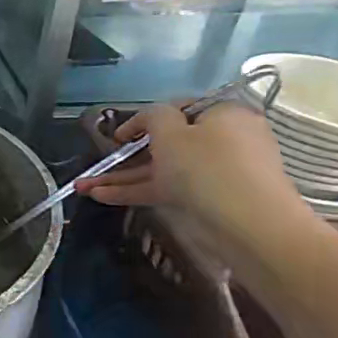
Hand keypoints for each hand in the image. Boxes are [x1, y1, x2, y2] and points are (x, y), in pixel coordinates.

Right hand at [76, 102, 310, 241]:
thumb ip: (152, 117)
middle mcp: (224, 139)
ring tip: (84, 187)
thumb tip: (150, 118)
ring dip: (123, 176)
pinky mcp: (211, 199)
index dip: (142, 120)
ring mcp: (217, 171)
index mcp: (223, 114)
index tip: (117, 136)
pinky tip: (103, 196)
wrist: (252, 228)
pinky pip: (169, 188)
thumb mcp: (171, 133)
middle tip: (99, 162)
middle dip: (126, 155)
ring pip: (162, 169)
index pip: (177, 108)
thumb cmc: (208, 169)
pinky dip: (139, 191)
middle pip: (166, 142)